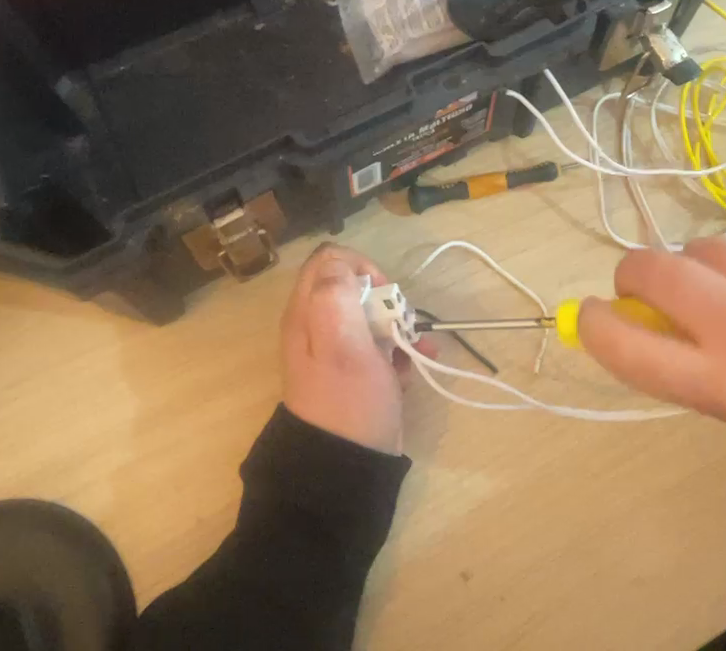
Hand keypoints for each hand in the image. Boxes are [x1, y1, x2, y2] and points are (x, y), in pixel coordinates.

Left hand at [280, 243, 430, 454]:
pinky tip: (416, 366)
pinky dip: (401, 351)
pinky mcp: (357, 373)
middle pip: (353, 287)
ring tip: (417, 347)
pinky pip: (380, 347)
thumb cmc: (347, 399)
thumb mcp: (340, 341)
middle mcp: (318, 326)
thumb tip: (339, 260)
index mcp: (308, 312)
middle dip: (385, 297)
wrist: (345, 466)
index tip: (382, 289)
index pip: (329, 259)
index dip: (359, 264)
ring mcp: (338, 351)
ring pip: (371, 317)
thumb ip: (336, 294)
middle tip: (400, 320)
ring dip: (399, 325)